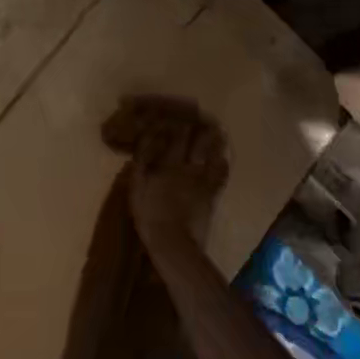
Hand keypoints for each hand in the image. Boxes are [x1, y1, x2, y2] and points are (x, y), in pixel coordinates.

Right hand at [102, 95, 228, 248]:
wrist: (175, 244)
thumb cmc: (150, 215)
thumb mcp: (136, 188)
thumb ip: (140, 163)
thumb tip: (144, 142)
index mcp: (170, 164)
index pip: (176, 135)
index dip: (177, 122)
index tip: (176, 113)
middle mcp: (190, 167)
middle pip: (199, 140)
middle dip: (200, 126)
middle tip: (201, 116)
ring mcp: (205, 181)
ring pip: (213, 153)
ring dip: (215, 140)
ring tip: (216, 131)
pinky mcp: (213, 194)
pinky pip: (221, 174)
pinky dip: (222, 163)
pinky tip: (223, 158)